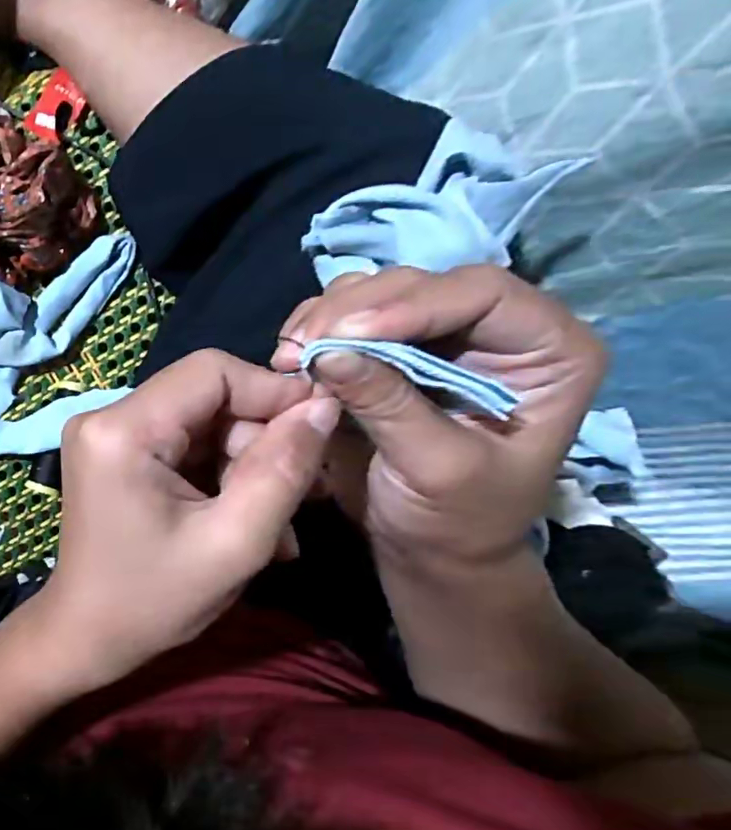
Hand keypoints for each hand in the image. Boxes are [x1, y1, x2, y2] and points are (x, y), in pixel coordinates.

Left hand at [49, 350, 339, 658]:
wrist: (88, 629)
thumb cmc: (154, 596)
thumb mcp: (236, 539)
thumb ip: (283, 467)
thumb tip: (322, 403)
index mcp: (120, 430)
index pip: (210, 371)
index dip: (272, 392)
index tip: (319, 434)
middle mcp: (102, 419)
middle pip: (205, 397)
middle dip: (258, 440)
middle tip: (295, 498)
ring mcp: (102, 436)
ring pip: (199, 422)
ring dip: (245, 465)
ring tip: (274, 527)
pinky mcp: (110, 455)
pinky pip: (179, 445)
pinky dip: (217, 474)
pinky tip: (243, 521)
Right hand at [271, 265, 606, 570]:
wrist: (428, 545)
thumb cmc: (457, 515)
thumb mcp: (434, 466)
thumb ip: (389, 406)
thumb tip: (328, 354)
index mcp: (542, 353)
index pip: (480, 294)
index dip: (410, 305)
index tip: (342, 336)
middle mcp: (489, 331)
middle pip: (415, 285)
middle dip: (350, 311)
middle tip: (298, 351)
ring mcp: (428, 338)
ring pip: (369, 293)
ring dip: (320, 318)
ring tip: (287, 359)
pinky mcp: (377, 352)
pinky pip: (337, 317)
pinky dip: (306, 330)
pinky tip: (288, 360)